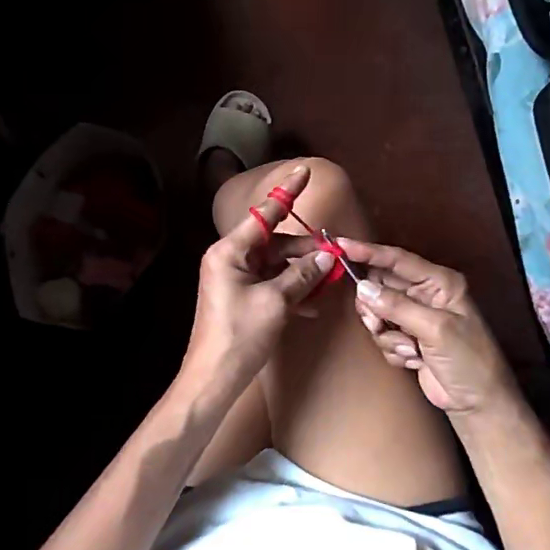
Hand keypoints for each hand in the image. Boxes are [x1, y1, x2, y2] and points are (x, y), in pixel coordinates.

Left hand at [184, 165, 338, 393]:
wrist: (214, 378)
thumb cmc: (239, 335)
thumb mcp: (275, 302)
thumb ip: (301, 275)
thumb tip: (326, 257)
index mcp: (229, 252)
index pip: (264, 214)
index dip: (287, 193)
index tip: (305, 171)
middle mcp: (230, 260)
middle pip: (274, 243)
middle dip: (305, 250)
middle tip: (336, 256)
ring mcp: (235, 279)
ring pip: (276, 265)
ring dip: (302, 273)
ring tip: (331, 282)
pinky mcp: (242, 299)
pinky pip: (271, 285)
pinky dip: (292, 291)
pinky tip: (314, 304)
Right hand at [337, 238, 516, 415]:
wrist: (478, 404)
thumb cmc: (470, 360)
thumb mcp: (435, 329)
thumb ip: (397, 306)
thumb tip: (362, 288)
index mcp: (439, 283)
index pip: (397, 260)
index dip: (368, 252)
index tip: (341, 245)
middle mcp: (425, 295)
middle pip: (380, 286)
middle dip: (375, 307)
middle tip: (377, 324)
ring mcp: (415, 317)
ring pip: (377, 313)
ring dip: (386, 334)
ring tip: (409, 349)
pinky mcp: (407, 338)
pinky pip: (382, 335)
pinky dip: (392, 348)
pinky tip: (414, 360)